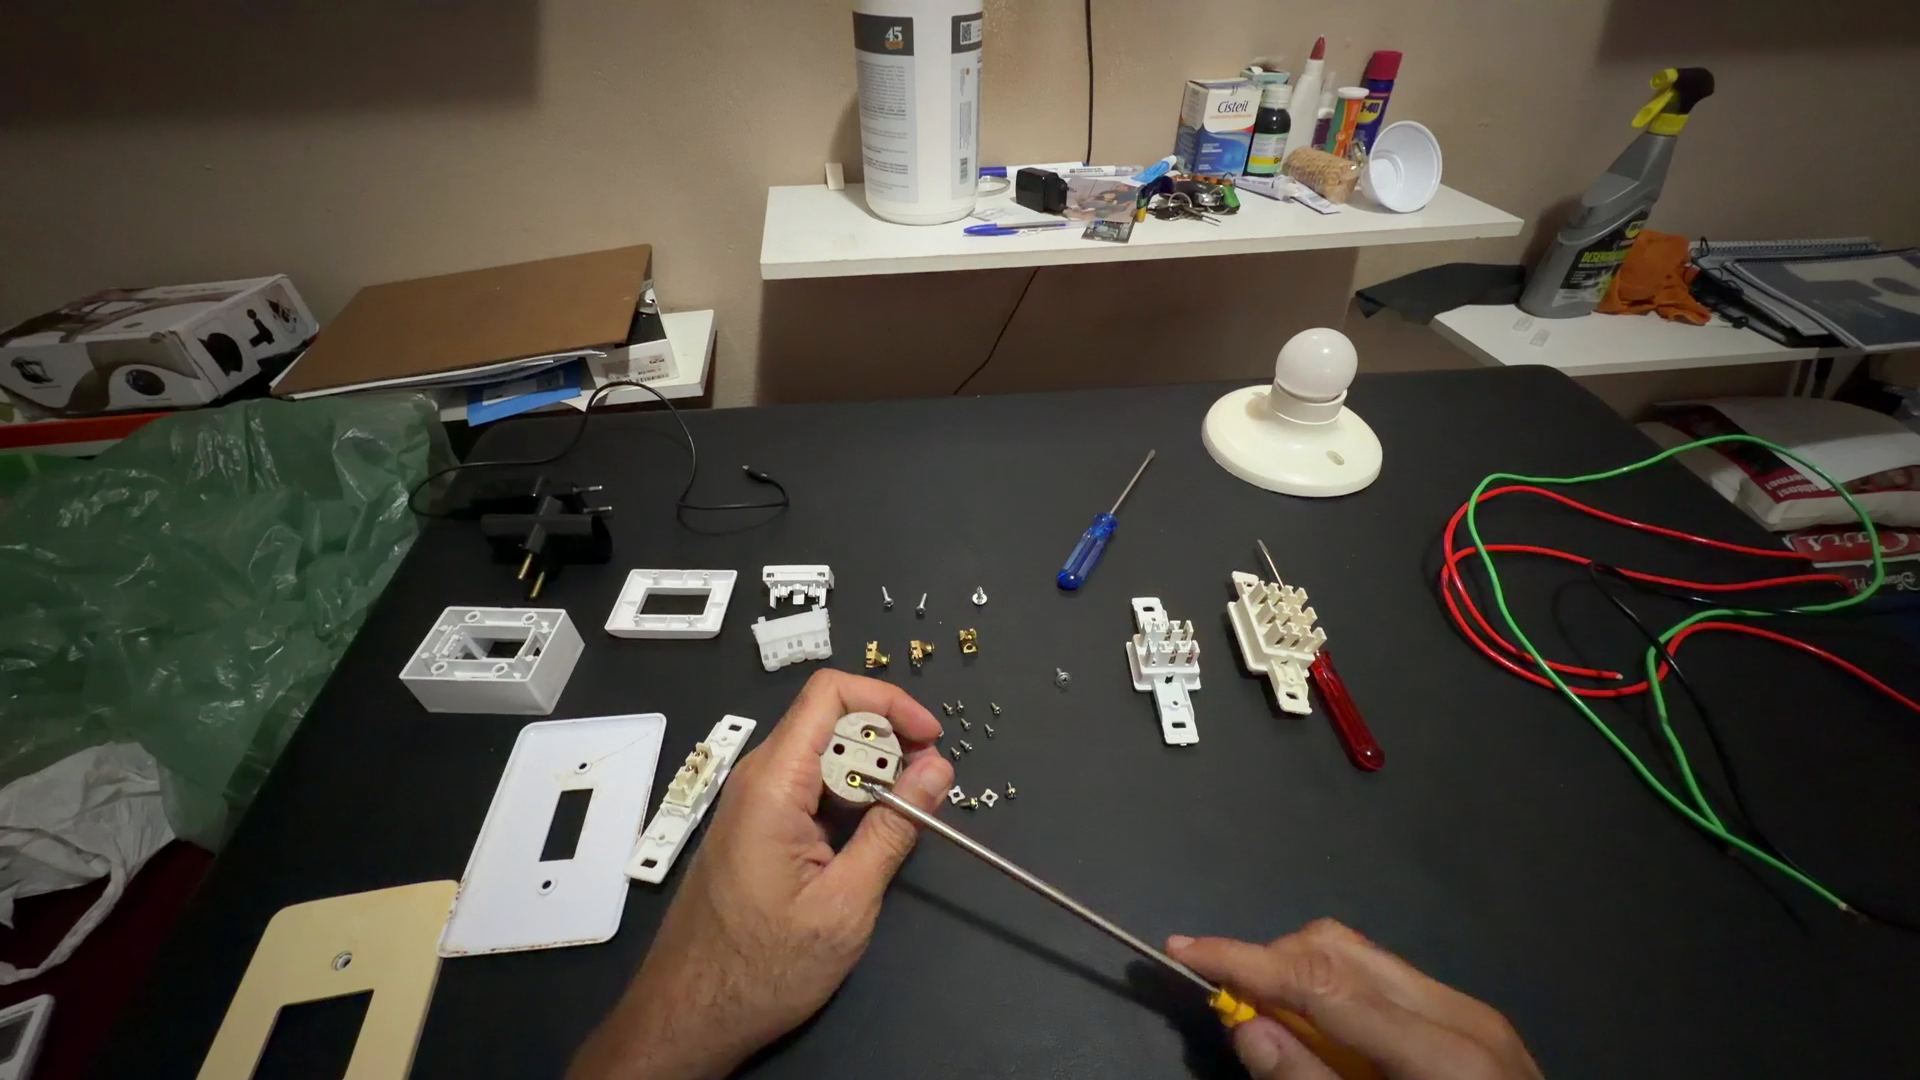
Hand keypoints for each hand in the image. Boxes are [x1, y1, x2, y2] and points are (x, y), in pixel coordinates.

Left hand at [568, 670, 952, 1079]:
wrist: (685, 1019)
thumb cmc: (763, 968)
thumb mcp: (844, 903)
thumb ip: (893, 828)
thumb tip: (937, 768)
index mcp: (774, 782)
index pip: (829, 693)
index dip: (888, 700)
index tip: (931, 737)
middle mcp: (760, 775)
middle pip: (830, 719)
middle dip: (888, 738)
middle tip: (928, 783)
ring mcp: (755, 798)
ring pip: (824, 752)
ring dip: (873, 769)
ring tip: (908, 812)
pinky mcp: (758, 821)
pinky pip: (811, 783)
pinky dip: (851, 794)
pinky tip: (872, 832)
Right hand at [1167, 920, 1540, 1079]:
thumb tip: (1241, 1023)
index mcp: (1446, 1058)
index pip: (1319, 981)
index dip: (1242, 961)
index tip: (1180, 948)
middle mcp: (1459, 1013)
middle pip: (1333, 949)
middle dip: (1268, 965)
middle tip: (1230, 1005)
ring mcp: (1469, 1010)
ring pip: (1352, 950)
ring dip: (1298, 972)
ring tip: (1275, 1020)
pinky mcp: (1469, 1018)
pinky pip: (1379, 975)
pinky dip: (1334, 988)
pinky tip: (1326, 1032)